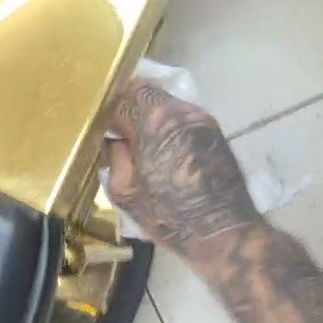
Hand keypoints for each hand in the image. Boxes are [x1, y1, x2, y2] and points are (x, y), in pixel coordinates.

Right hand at [106, 80, 264, 263]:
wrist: (222, 232)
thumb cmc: (168, 216)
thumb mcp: (123, 191)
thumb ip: (114, 157)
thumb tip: (115, 141)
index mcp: (152, 122)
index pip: (120, 101)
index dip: (106, 115)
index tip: (101, 130)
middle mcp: (178, 110)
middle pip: (144, 91)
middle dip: (127, 106)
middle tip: (118, 130)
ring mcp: (200, 117)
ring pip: (165, 100)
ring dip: (149, 113)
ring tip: (141, 139)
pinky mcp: (214, 129)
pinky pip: (182, 114)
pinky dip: (167, 122)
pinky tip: (162, 146)